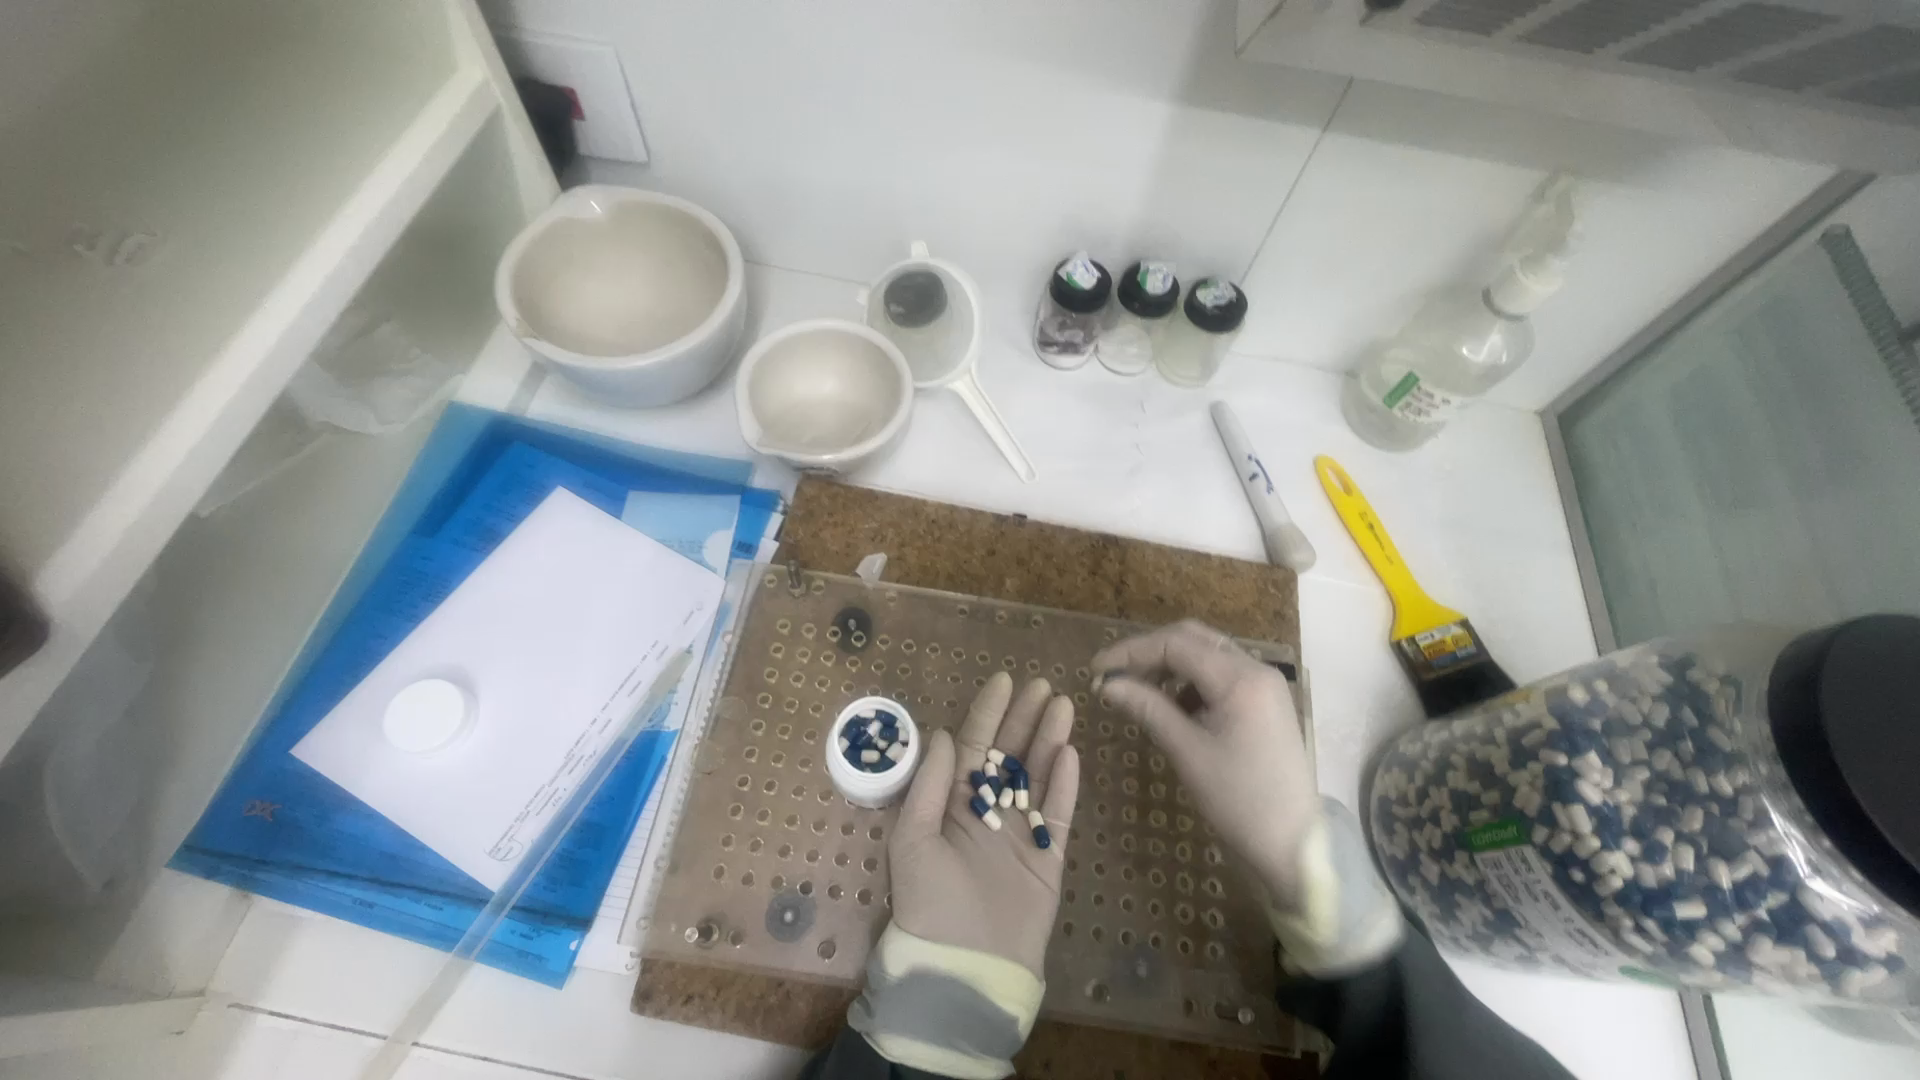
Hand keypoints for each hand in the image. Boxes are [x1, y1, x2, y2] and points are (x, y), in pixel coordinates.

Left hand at [889, 672, 1079, 974]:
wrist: (964, 966)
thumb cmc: (929, 902)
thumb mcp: (913, 838)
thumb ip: (931, 785)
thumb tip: (947, 734)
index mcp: (952, 804)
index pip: (973, 747)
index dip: (988, 712)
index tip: (1003, 680)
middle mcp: (987, 811)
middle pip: (1009, 754)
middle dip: (1024, 718)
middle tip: (1043, 685)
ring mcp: (1020, 832)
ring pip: (1036, 775)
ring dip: (1049, 740)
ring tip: (1063, 705)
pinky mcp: (1047, 857)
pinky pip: (1058, 813)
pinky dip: (1064, 784)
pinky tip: (1071, 753)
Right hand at [1090, 620, 1318, 910]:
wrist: (1295, 846)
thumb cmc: (1239, 801)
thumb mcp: (1187, 752)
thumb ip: (1147, 708)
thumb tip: (1106, 684)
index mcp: (1240, 679)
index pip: (1175, 644)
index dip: (1130, 652)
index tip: (1097, 670)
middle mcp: (1256, 670)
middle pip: (1192, 638)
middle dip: (1149, 652)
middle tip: (1114, 675)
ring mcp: (1264, 684)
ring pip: (1207, 653)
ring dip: (1169, 665)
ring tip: (1138, 691)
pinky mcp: (1265, 701)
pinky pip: (1221, 674)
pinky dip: (1190, 681)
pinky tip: (1172, 707)